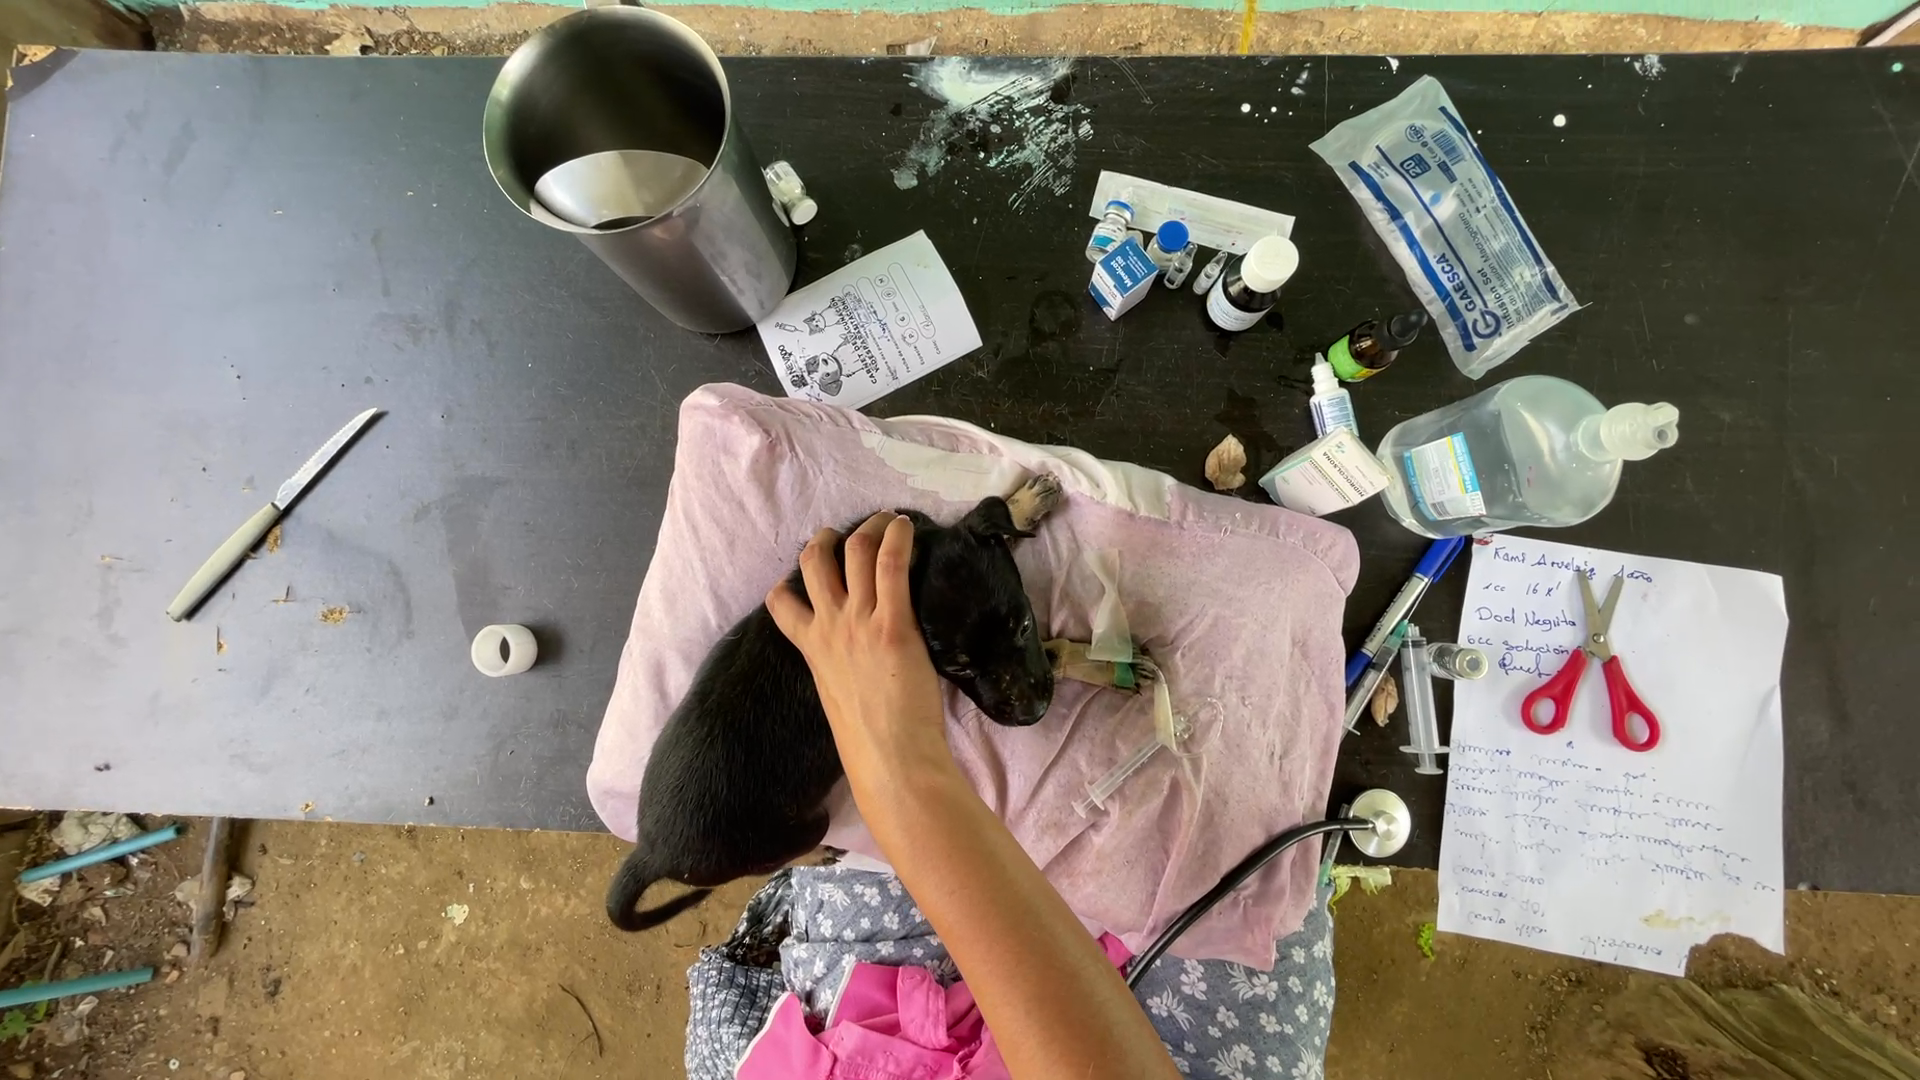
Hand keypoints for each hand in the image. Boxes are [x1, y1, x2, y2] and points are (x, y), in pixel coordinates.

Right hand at [767, 513, 956, 794]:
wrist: (891, 760)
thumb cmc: (868, 740)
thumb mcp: (836, 696)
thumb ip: (837, 665)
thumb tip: (853, 655)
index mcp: (811, 649)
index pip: (780, 603)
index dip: (789, 579)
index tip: (807, 569)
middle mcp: (828, 628)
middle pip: (813, 563)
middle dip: (828, 538)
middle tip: (851, 532)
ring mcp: (858, 622)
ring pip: (853, 552)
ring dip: (868, 527)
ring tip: (885, 519)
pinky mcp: (892, 623)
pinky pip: (891, 565)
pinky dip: (897, 537)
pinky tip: (906, 526)